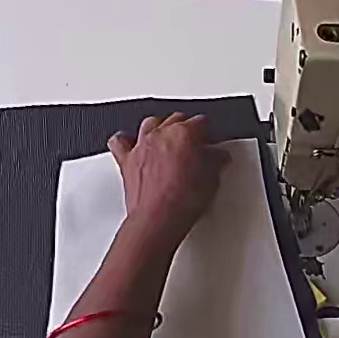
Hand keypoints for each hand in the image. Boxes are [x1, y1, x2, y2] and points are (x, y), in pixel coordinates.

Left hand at [108, 114, 229, 247]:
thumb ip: (215, 161)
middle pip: (176, 119)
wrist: (159, 219)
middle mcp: (161, 135)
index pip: (201, 122)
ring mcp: (142, 146)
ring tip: (169, 136)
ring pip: (151, 123)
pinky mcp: (127, 161)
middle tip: (196, 140)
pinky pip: (120, 141)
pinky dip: (126, 139)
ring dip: (161, 126)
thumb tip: (218, 157)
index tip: (211, 140)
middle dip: (187, 126)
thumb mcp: (212, 178)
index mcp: (184, 134)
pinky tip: (134, 143)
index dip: (208, 132)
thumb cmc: (182, 200)